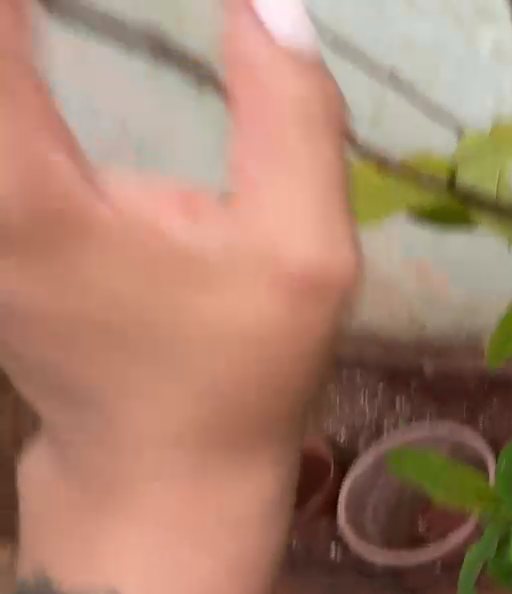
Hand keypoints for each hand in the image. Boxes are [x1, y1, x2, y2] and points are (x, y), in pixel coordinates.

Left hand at [0, 0, 357, 491]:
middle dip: (23, 19)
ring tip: (84, 31)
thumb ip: (293, 129)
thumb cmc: (243, 365)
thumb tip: (273, 6)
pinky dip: (15, 61)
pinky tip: (38, 47)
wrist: (165, 454)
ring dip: (20, 43)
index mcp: (10, 179)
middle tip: (93, 16)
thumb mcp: (306, 259)